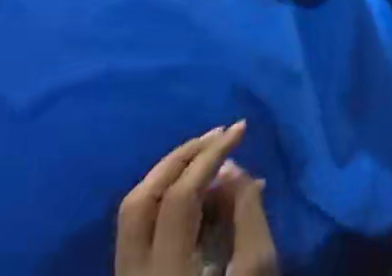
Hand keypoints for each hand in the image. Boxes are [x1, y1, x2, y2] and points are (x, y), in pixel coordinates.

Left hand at [116, 121, 278, 275]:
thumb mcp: (258, 268)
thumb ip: (248, 213)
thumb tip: (233, 169)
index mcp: (166, 274)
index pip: (180, 198)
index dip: (211, 156)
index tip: (242, 129)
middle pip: (140, 200)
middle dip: (180, 158)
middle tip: (219, 134)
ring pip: (134, 212)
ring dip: (172, 174)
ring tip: (211, 153)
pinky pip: (142, 228)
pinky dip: (170, 198)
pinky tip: (202, 189)